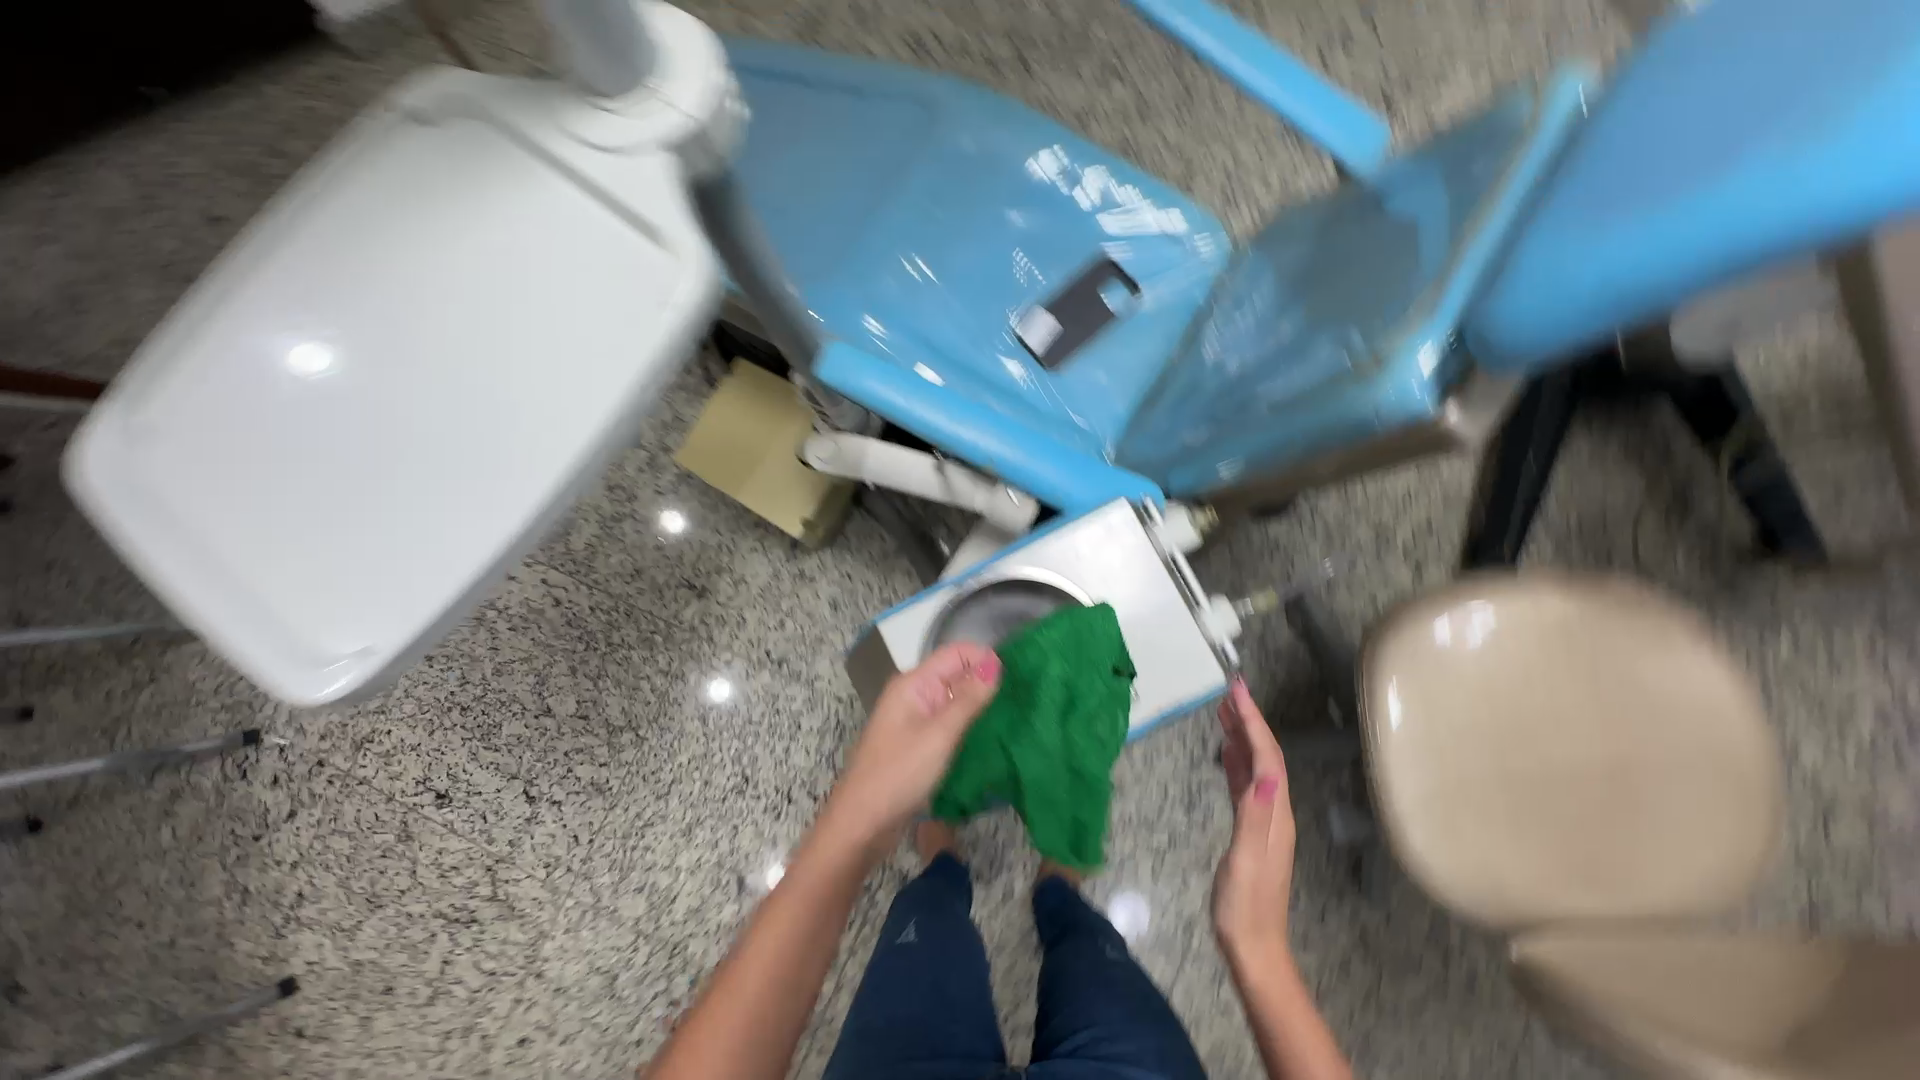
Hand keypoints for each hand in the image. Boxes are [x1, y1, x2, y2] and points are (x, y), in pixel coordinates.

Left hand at [823, 643, 1000, 848]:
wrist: (863, 822)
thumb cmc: (899, 773)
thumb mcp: (939, 734)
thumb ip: (968, 698)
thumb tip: (995, 663)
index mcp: (914, 684)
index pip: (955, 653)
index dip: (985, 658)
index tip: (1018, 676)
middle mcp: (913, 695)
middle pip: (955, 675)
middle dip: (986, 681)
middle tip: (1023, 698)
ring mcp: (915, 720)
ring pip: (954, 701)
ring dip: (980, 706)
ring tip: (1014, 716)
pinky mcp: (918, 743)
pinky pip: (948, 724)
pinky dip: (968, 726)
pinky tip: (991, 738)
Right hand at [1211, 678, 1296, 966]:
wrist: (1254, 948)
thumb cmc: (1244, 908)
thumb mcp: (1245, 863)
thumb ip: (1254, 818)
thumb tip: (1264, 775)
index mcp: (1276, 815)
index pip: (1267, 758)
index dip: (1252, 722)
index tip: (1236, 690)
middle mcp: (1275, 812)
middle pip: (1266, 757)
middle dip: (1249, 721)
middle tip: (1229, 690)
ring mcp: (1265, 822)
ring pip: (1256, 767)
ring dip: (1242, 737)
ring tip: (1223, 710)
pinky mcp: (1251, 830)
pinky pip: (1245, 785)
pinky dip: (1236, 762)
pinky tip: (1226, 753)